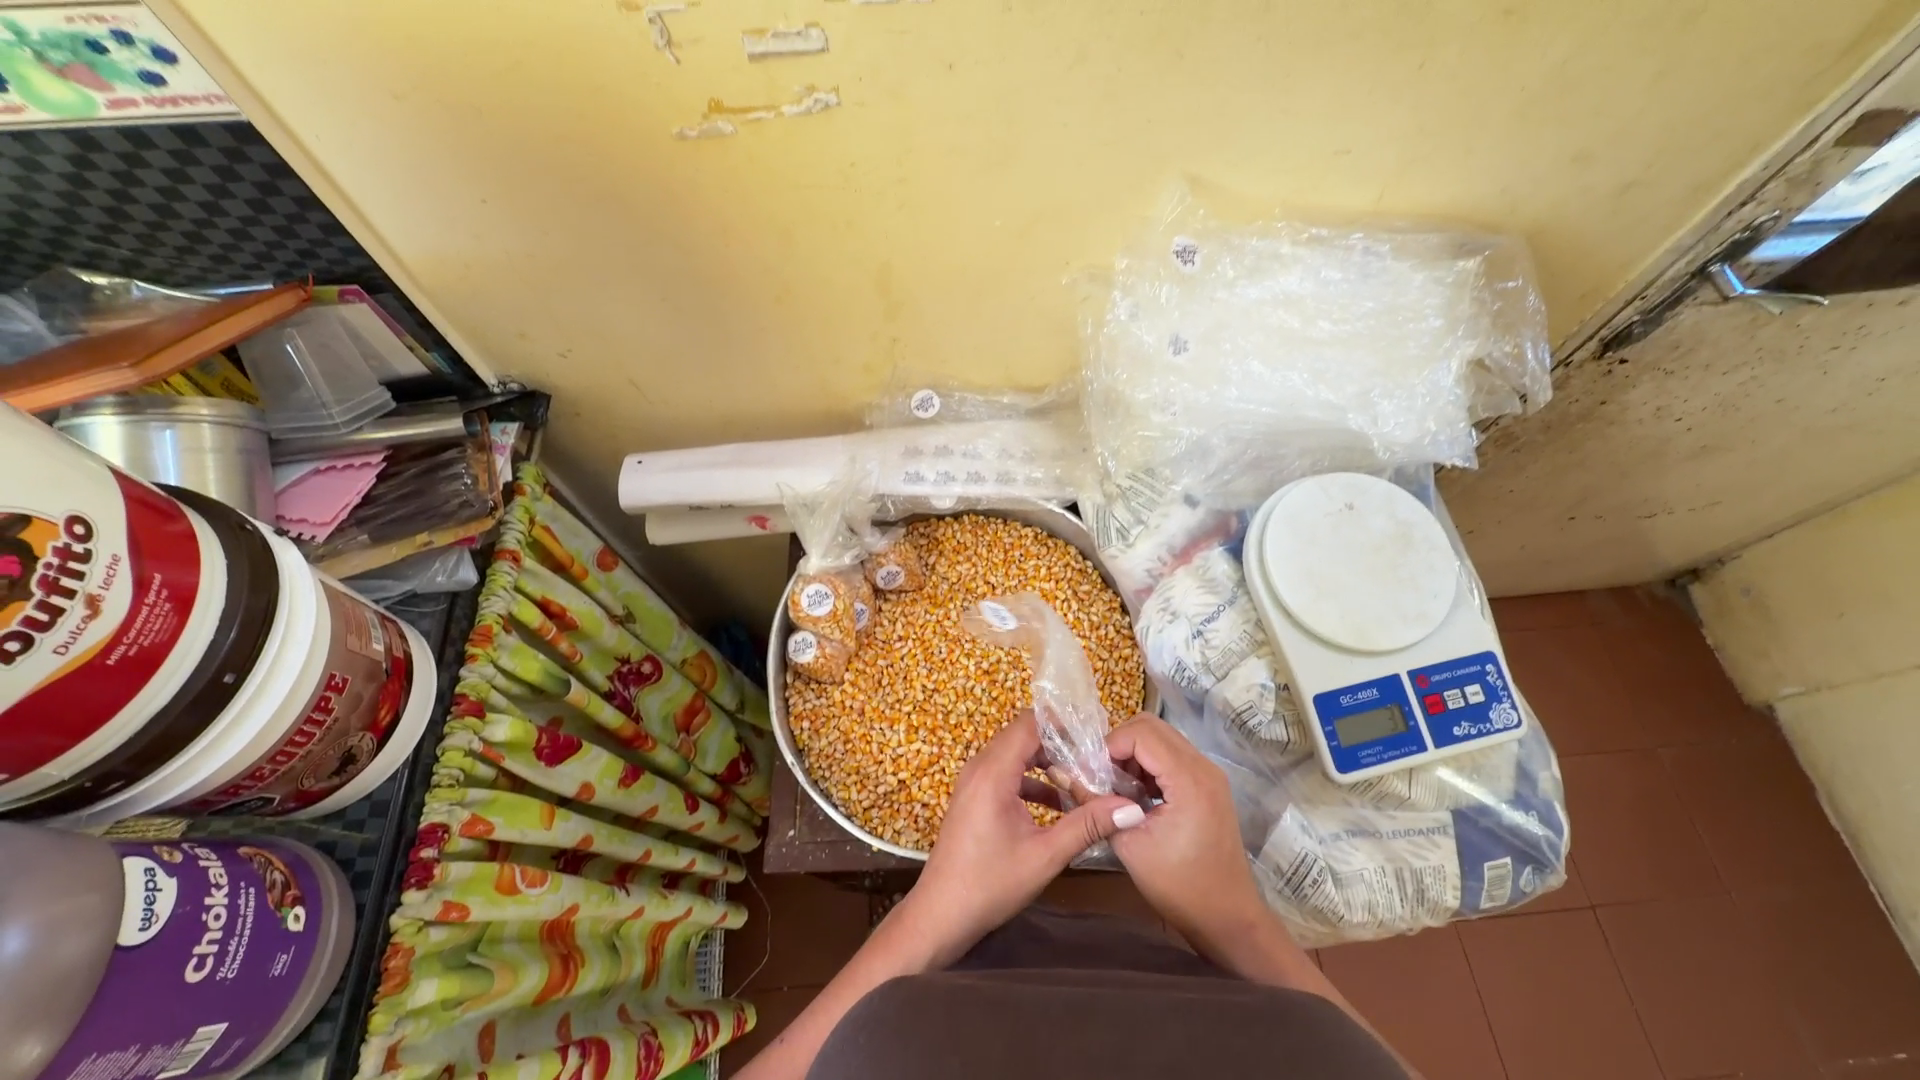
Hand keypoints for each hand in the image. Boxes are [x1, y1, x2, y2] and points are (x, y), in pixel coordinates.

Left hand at [897, 711, 1145, 965]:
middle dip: (1060, 744)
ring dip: (1047, 763)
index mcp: (993, 773)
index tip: (1096, 738)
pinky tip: (1058, 806)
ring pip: (1015, 755)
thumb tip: (1130, 808)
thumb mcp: (1045, 856)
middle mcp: (979, 768)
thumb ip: (1087, 826)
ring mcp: (973, 782)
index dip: (1064, 725)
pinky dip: (1032, 781)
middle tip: (1095, 759)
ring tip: (1083, 780)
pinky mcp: (974, 798)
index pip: (1029, 724)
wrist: (940, 915)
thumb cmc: (989, 884)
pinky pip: (1006, 774)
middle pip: (1023, 736)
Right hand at [1104, 714, 1270, 955]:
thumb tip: (1064, 775)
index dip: (1109, 745)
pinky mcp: (1208, 786)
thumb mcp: (1129, 846)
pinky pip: (1172, 757)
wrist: (1227, 918)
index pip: (1140, 733)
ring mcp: (1209, 775)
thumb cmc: (1179, 886)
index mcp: (1189, 779)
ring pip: (1162, 739)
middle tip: (1099, 775)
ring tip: (1114, 787)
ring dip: (1133, 754)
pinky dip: (1149, 765)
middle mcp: (1203, 767)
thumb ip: (1096, 805)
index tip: (1089, 772)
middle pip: (1152, 726)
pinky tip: (1135, 795)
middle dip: (1119, 744)